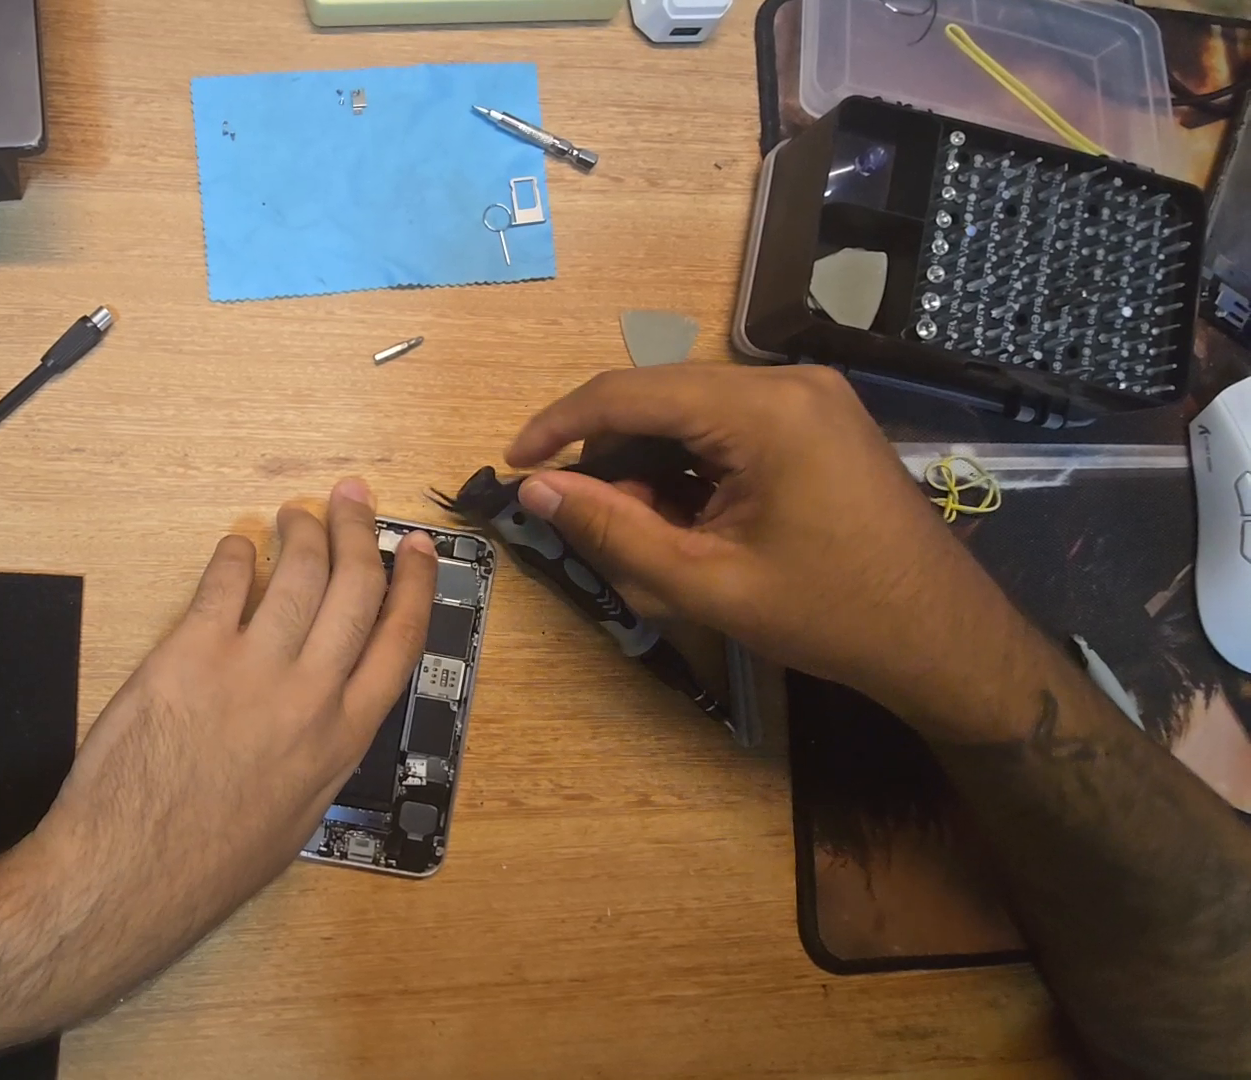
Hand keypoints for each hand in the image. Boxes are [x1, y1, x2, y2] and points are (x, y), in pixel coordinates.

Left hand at [15, 479, 436, 1011]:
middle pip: (353, 587)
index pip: (399, 640)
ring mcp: (252, 667)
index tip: (416, 547)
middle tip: (352, 498)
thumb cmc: (213, 857)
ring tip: (296, 514)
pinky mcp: (192, 651)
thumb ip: (325, 748)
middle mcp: (310, 693)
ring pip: (297, 572)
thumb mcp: (300, 814)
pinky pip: (226, 581)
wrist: (128, 873)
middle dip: (358, 530)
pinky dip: (235, 554)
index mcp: (344, 736)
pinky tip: (236, 549)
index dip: (414, 584)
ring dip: (301, 530)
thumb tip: (333, 699)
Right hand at [505, 365, 1027, 718]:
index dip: (558, 425)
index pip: (629, 394)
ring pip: (680, 413)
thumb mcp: (701, 580)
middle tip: (586, 516)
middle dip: (606, 455)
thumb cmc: (826, 615)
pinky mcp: (808, 419)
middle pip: (654, 398)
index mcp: (764, 412)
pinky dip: (680, 467)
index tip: (514, 463)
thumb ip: (609, 527)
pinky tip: (683, 517)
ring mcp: (803, 397)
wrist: (942, 640)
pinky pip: (715, 426)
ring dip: (642, 465)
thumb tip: (533, 488)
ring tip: (645, 530)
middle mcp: (785, 383)